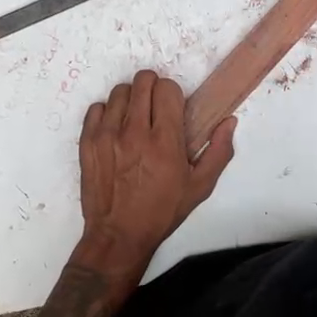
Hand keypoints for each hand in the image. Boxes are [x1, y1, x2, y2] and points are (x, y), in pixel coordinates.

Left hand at [74, 70, 235, 277]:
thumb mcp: (199, 187)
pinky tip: (115, 130)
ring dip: (131, 100)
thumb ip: (218, 151)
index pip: (167, 88)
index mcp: (164, 141)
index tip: (172, 108)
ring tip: (135, 120)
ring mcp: (107, 135)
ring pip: (120, 92)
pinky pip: (96, 108)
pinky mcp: (87, 142)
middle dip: (152, 88)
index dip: (172, 94)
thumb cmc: (162, 211)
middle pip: (143, 81)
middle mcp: (134, 132)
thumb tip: (229, 121)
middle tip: (155, 108)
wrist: (118, 236)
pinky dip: (107, 113)